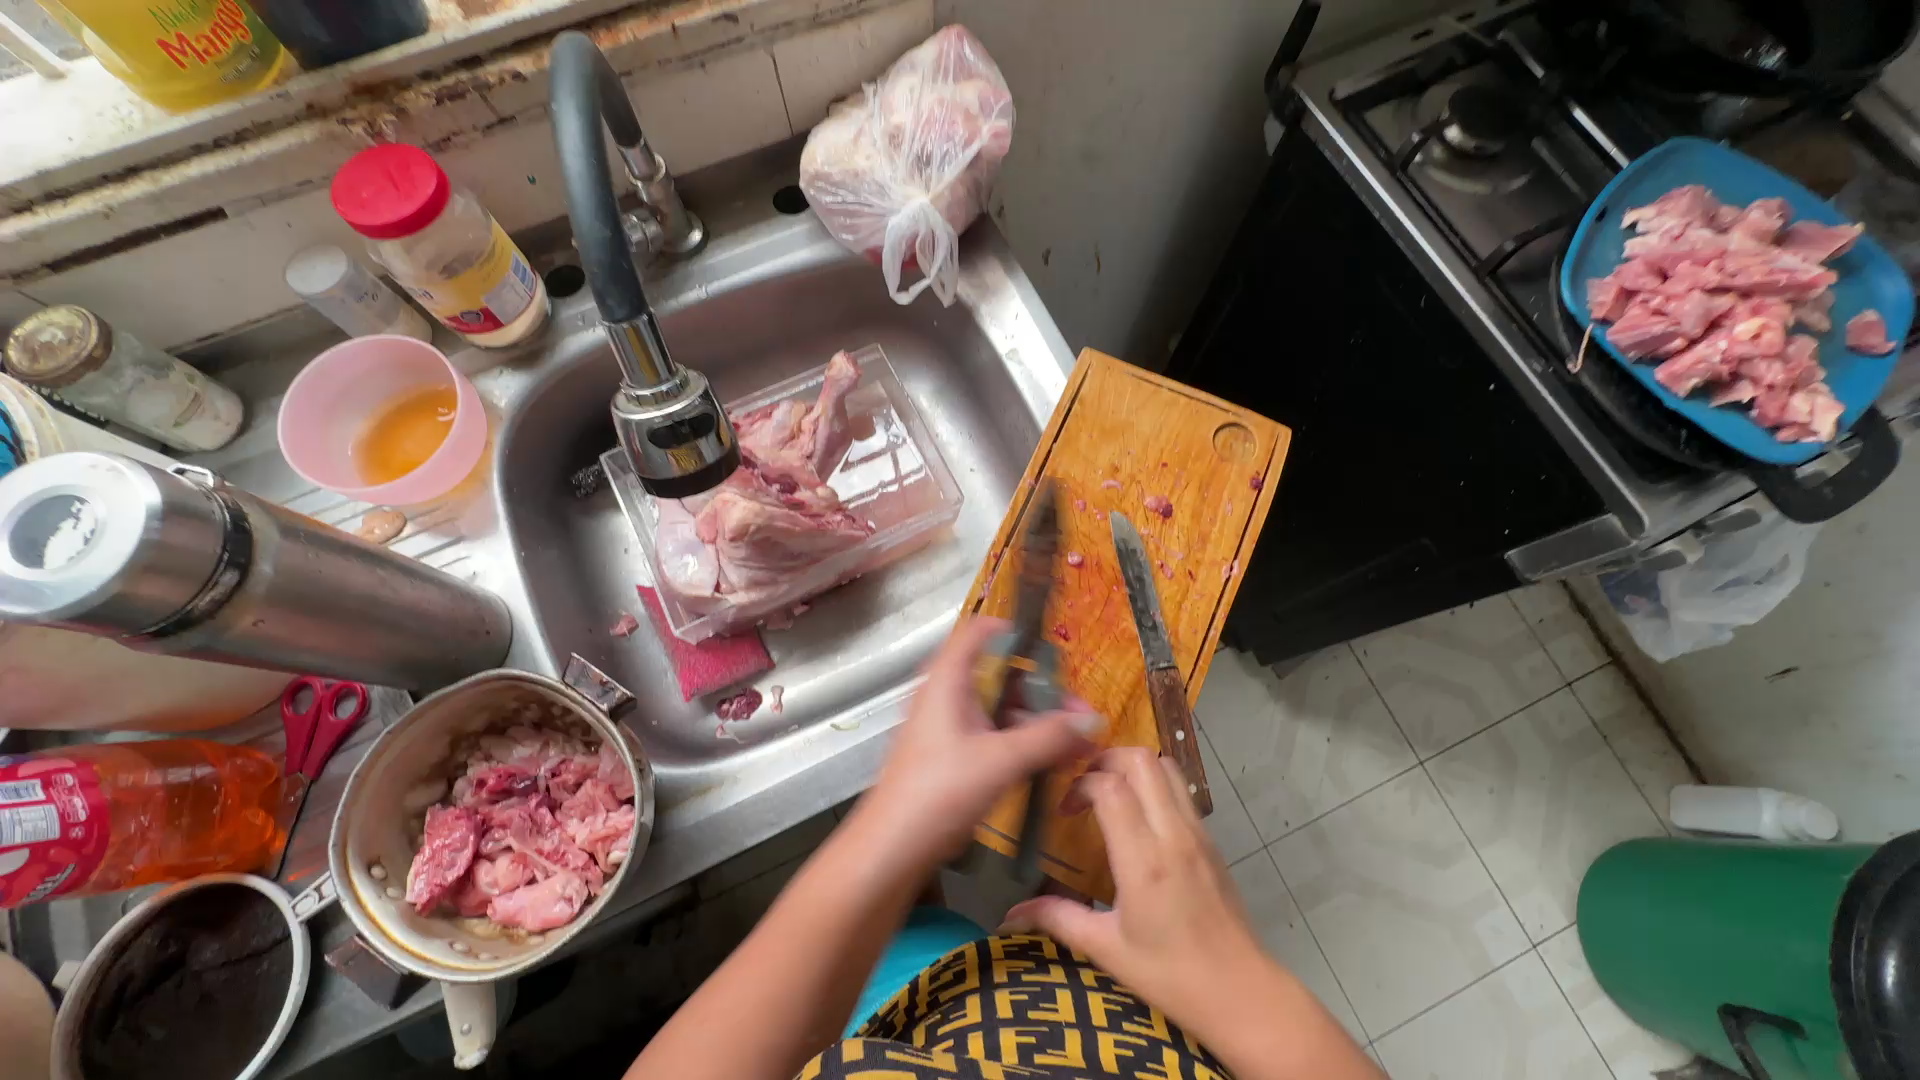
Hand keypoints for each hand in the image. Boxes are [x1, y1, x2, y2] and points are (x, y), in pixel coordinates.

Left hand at [856, 616, 1103, 866]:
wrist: (892, 847)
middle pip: (998, 675)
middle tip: (1079, 713)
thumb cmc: (940, 790)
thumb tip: (1093, 721)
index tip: (1052, 651)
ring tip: (1076, 744)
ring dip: (1037, 722)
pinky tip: (1051, 763)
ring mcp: (947, 727)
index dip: (1014, 633)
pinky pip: (992, 737)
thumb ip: (1049, 737)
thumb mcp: (1002, 760)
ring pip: (998, 709)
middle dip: (1041, 691)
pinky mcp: (951, 757)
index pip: (978, 632)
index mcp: (948, 680)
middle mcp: (946, 695)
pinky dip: (1021, 743)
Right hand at [999, 747, 1266, 1035]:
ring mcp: (1198, 833)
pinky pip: (1181, 790)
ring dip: (1132, 767)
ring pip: (1166, 767)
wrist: (1243, 994)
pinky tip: (1138, 817)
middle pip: (1141, 760)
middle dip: (1105, 760)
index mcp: (1144, 860)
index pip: (1110, 787)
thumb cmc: (1171, 975)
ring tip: (1108, 793)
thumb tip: (1009, 915)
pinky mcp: (1212, 840)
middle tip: (1083, 787)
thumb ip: (1058, 919)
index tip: (1063, 810)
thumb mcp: (1107, 949)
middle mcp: (1173, 834)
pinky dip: (1154, 785)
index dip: (1079, 784)